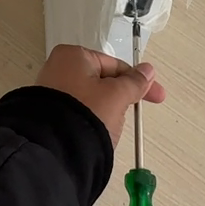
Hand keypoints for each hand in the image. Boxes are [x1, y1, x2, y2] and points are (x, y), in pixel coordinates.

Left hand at [34, 44, 165, 145]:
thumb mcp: (116, 96)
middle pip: (102, 80)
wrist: (55, 150)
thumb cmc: (87, 113)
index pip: (114, 65)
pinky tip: (97, 132)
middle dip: (120, 97)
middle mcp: (58, 67)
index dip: (137, 80)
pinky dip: (91, 119)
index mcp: (73, 55)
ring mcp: (52, 91)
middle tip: (132, 114)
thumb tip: (147, 70)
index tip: (155, 95)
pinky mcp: (50, 112)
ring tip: (110, 128)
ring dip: (106, 110)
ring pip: (91, 98)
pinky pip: (79, 111)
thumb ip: (134, 82)